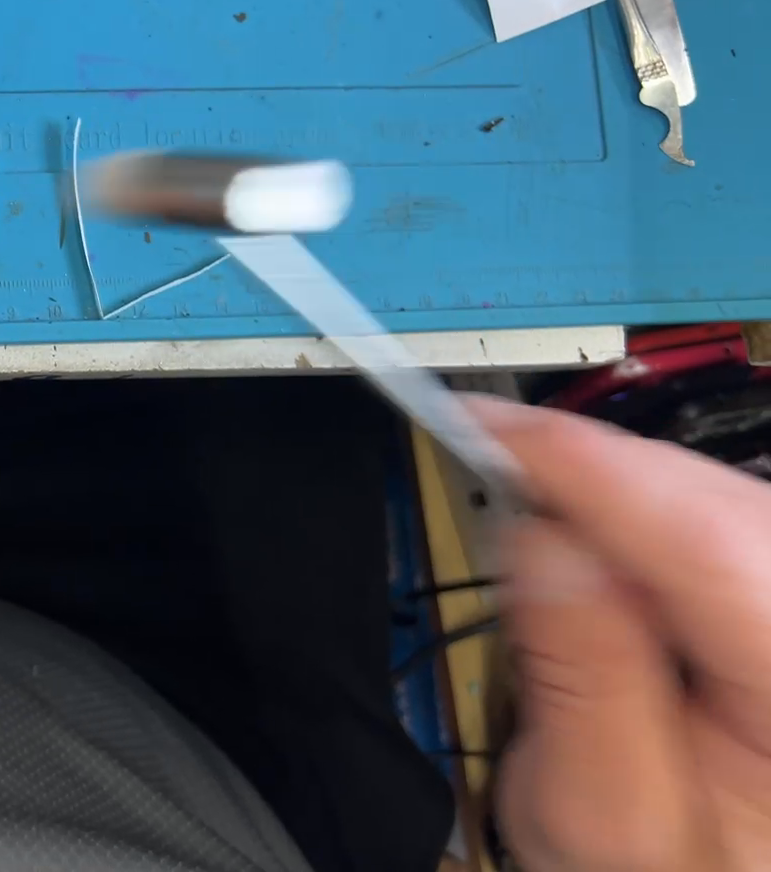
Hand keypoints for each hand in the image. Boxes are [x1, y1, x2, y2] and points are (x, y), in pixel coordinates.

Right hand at [471, 399, 770, 870]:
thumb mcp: (595, 803)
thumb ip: (579, 674)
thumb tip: (541, 542)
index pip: (708, 546)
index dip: (583, 466)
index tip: (482, 422)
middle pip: (735, 514)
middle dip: (601, 466)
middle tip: (487, 443)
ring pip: (745, 510)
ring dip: (628, 482)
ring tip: (533, 480)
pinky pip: (749, 533)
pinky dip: (663, 506)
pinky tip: (605, 519)